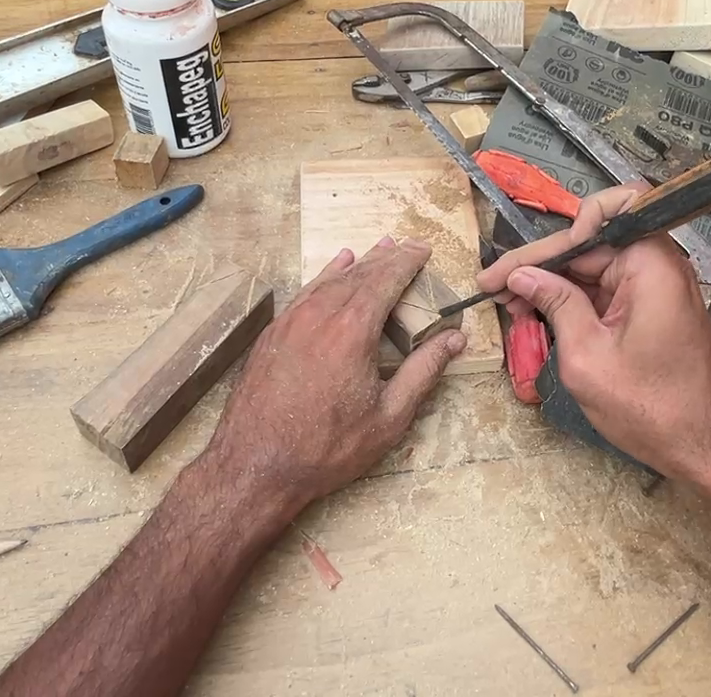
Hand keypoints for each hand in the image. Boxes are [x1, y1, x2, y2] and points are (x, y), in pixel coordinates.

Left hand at [209, 237, 464, 510]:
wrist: (255, 466)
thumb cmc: (327, 448)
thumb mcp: (388, 417)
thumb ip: (423, 371)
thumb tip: (455, 339)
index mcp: (352, 330)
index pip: (386, 280)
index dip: (407, 261)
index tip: (423, 249)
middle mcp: (320, 314)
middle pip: (360, 274)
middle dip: (387, 257)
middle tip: (408, 245)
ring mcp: (292, 320)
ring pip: (331, 279)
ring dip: (359, 263)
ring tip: (379, 247)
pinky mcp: (274, 332)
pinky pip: (306, 291)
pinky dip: (326, 274)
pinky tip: (336, 267)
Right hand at [478, 186, 710, 482]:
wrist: (706, 448)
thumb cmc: (650, 408)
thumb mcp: (587, 356)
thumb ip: (555, 304)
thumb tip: (521, 275)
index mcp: (648, 262)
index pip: (579, 234)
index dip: (534, 252)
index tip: (498, 276)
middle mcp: (656, 261)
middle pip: (584, 242)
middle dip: (539, 263)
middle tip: (495, 289)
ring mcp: (656, 282)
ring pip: (590, 264)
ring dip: (551, 280)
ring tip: (510, 303)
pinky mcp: (651, 302)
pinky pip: (604, 285)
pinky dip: (572, 296)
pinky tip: (539, 309)